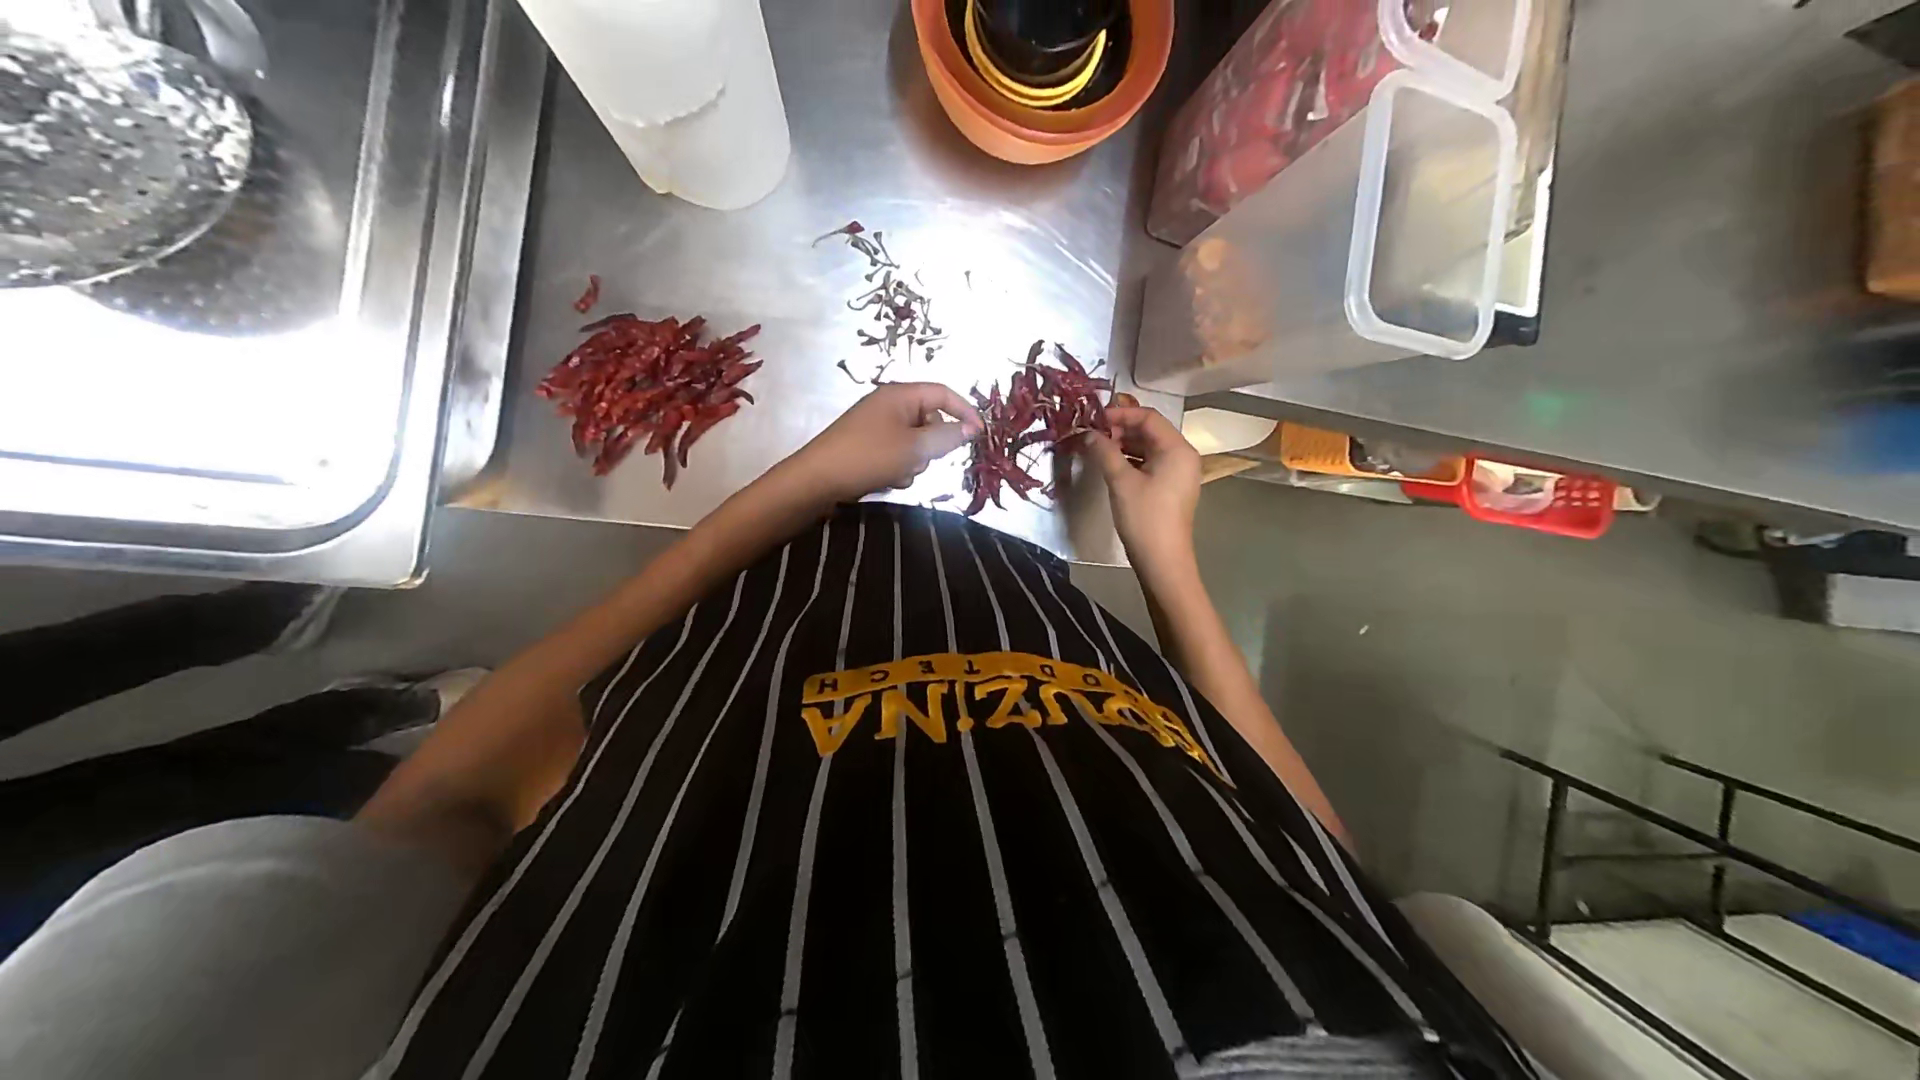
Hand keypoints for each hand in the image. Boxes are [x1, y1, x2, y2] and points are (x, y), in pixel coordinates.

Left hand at [783, 382, 982, 502]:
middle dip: (932, 445)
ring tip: (898, 473)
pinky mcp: (869, 446)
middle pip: (930, 420)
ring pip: (916, 442)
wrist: (817, 480)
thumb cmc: (868, 457)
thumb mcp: (914, 448)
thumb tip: (972, 428)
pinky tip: (886, 479)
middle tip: (922, 460)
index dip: (965, 411)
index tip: (980, 435)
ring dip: (915, 461)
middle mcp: (889, 405)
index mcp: (900, 394)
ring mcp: (878, 426)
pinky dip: (899, 468)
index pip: (943, 393)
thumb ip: (947, 436)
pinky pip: (898, 454)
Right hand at [1080, 405, 1200, 573]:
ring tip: (1097, 449)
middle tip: (1092, 435)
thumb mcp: (1121, 481)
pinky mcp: (1171, 487)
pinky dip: (1131, 459)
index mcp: (1177, 449)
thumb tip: (1088, 434)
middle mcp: (1183, 456)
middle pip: (1150, 430)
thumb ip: (1104, 452)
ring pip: (1149, 447)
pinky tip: (1110, 464)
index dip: (1120, 414)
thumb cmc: (1145, 517)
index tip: (1093, 419)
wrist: (1162, 560)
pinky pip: (1150, 463)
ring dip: (1123, 445)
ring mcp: (1178, 472)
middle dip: (1120, 429)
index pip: (1149, 417)